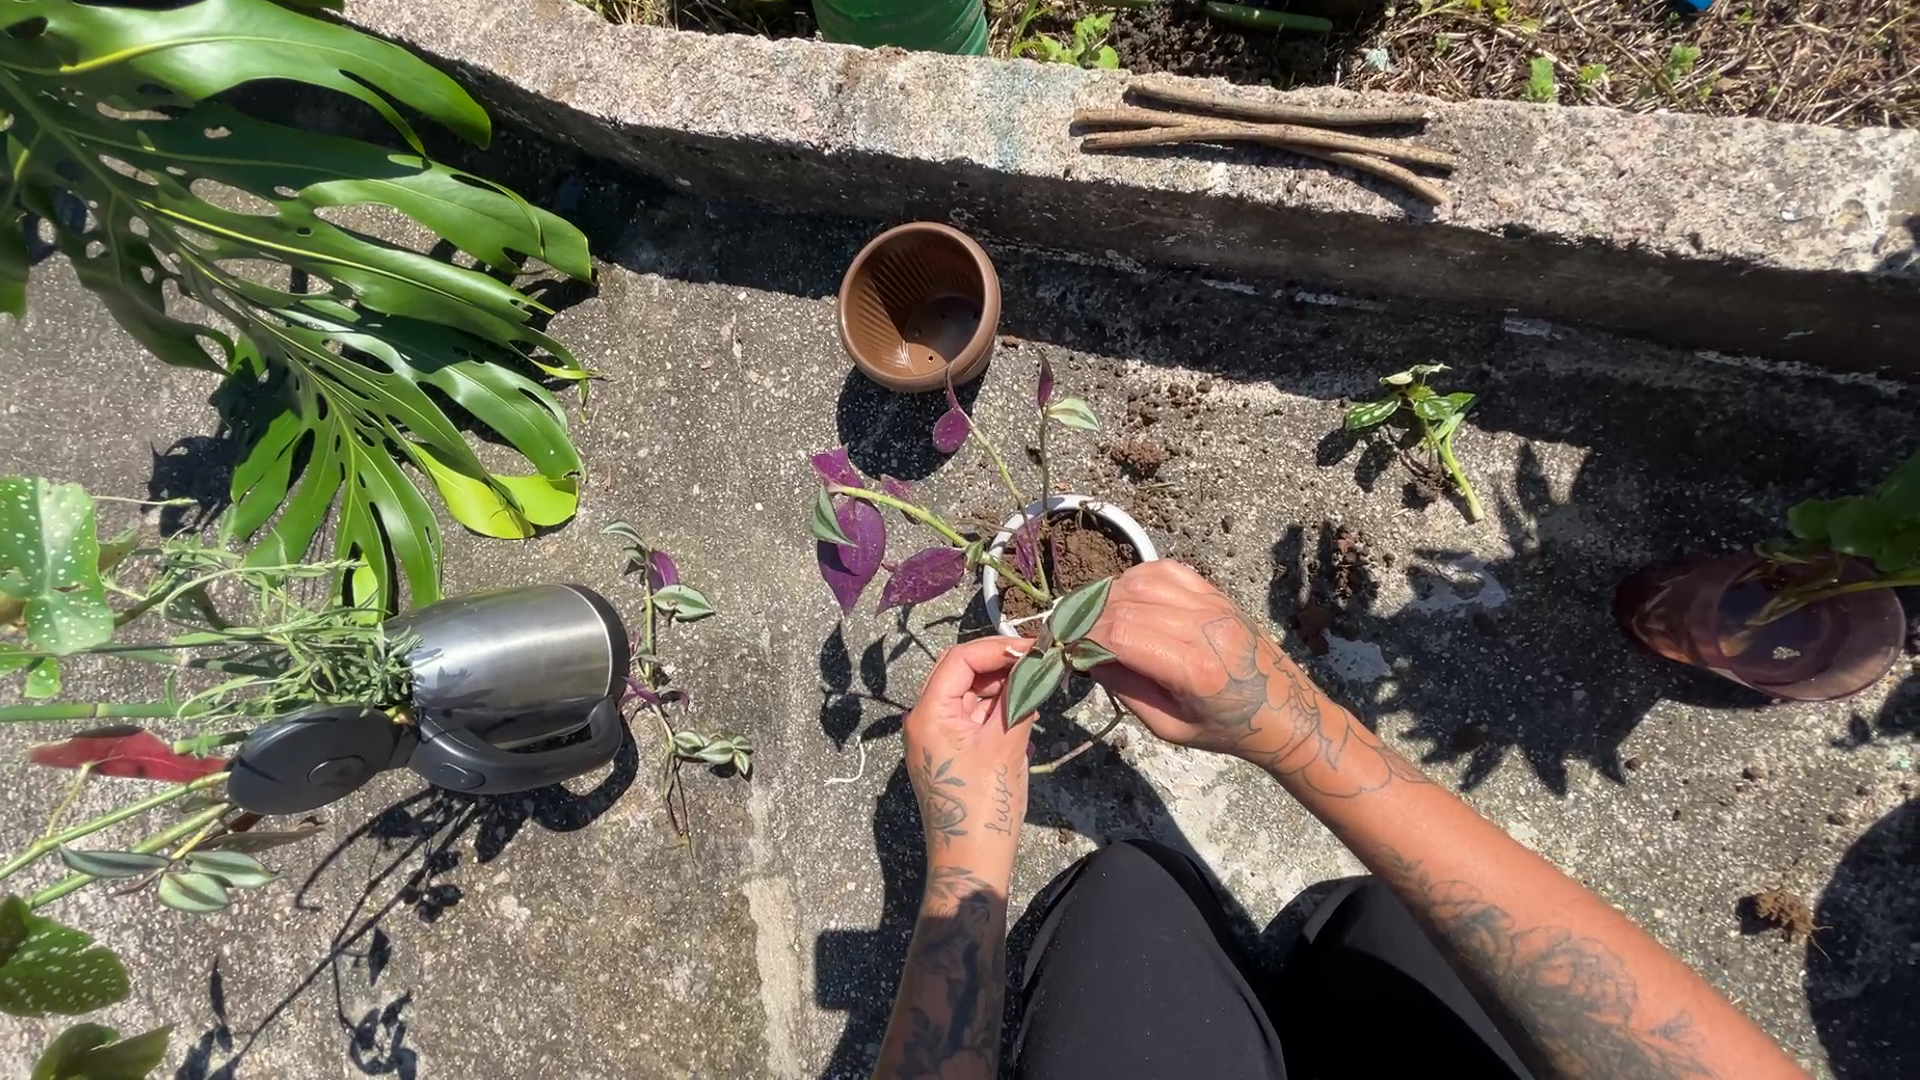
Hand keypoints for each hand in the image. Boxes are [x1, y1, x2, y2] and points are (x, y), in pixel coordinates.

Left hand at [903, 637, 1034, 896]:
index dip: (997, 648)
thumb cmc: (986, 806)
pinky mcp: (947, 752)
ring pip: (967, 693)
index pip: (959, 659)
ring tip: (1037, 679)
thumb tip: (1035, 664)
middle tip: (1038, 659)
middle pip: (959, 672)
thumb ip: (1019, 698)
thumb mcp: (1006, 745)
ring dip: (1000, 683)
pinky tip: (1024, 704)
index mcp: (928, 714)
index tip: (1034, 647)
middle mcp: (923, 719)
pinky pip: (970, 716)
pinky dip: (996, 707)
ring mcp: (934, 737)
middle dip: (998, 662)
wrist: (971, 865)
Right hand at [1079, 561, 1303, 756]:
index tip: (1068, 649)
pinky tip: (1128, 600)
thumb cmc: (1228, 729)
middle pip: (1125, 604)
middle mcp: (1203, 627)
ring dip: (1109, 596)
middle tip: (1073, 636)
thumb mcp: (1168, 727)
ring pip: (1140, 580)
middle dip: (1089, 618)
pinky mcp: (1214, 592)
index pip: (1121, 634)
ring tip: (1098, 619)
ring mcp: (1211, 604)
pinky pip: (1163, 570)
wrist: (1286, 712)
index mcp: (1194, 669)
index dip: (1085, 638)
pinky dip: (1136, 580)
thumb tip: (1083, 657)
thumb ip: (1124, 689)